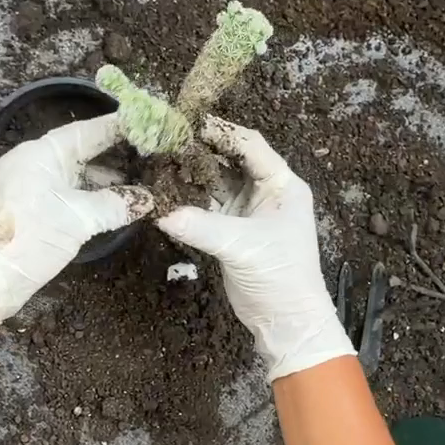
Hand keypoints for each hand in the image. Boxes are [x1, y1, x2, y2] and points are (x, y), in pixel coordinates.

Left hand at [0, 113, 152, 321]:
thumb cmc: (29, 239)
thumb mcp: (78, 219)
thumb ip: (115, 205)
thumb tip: (147, 199)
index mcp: (41, 154)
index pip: (86, 131)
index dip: (117, 128)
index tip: (145, 124)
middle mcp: (33, 163)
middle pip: (81, 152)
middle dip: (115, 156)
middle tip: (150, 156)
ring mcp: (29, 186)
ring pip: (74, 175)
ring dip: (104, 181)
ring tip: (138, 184)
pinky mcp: (29, 210)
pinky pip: (66, 193)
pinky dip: (89, 197)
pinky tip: (111, 205)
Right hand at [157, 116, 352, 379]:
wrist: (286, 322)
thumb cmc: (280, 277)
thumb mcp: (243, 247)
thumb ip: (202, 227)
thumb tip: (162, 213)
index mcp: (282, 186)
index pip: (251, 145)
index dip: (221, 132)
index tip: (189, 121)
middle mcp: (266, 194)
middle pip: (229, 162)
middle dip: (199, 153)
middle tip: (165, 141)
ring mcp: (248, 214)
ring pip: (215, 186)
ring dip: (190, 178)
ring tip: (158, 164)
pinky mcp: (231, 234)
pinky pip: (207, 210)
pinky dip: (188, 204)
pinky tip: (165, 196)